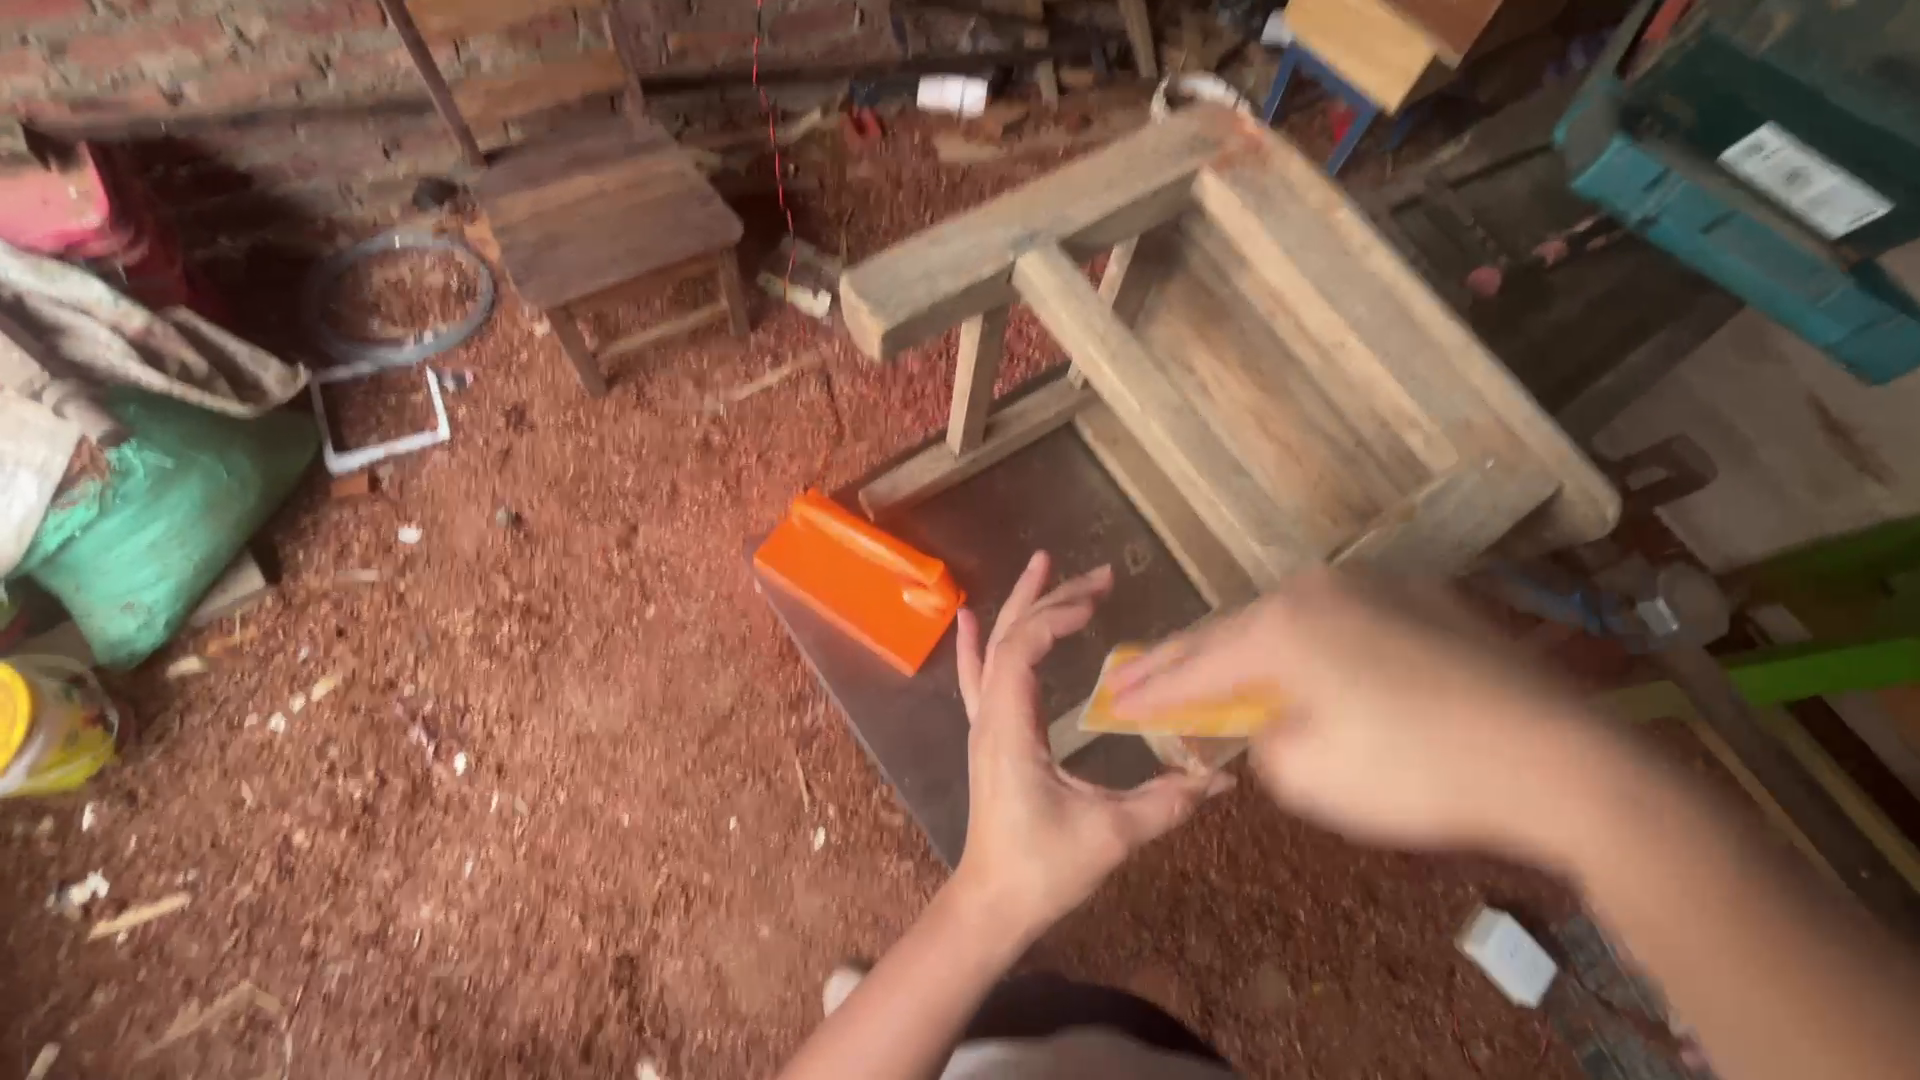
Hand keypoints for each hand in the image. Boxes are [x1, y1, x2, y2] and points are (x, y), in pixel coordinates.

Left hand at [952, 552, 1229, 937]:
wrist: (993, 901)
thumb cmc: (1043, 868)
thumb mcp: (1111, 835)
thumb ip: (1167, 802)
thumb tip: (1223, 778)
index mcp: (1010, 728)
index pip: (1022, 651)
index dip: (1055, 617)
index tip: (1097, 601)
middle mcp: (991, 715)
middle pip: (1012, 638)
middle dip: (1052, 600)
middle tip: (1097, 574)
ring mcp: (985, 724)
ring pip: (995, 649)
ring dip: (1022, 607)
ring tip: (1044, 564)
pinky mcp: (991, 735)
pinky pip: (976, 678)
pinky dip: (976, 643)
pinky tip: (971, 617)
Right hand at [1108, 569, 1624, 868]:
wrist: (1565, 759)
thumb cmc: (1419, 773)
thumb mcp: (1309, 776)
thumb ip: (1259, 742)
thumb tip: (1262, 723)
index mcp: (1283, 626)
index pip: (1195, 662)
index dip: (1151, 686)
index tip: (1112, 697)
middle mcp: (1318, 588)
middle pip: (1234, 630)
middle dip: (1188, 662)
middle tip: (1144, 680)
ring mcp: (1374, 585)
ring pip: (1286, 619)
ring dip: (1250, 650)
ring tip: (1221, 674)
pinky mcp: (1421, 597)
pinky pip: (1337, 618)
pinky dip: (1308, 644)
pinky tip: (1309, 666)